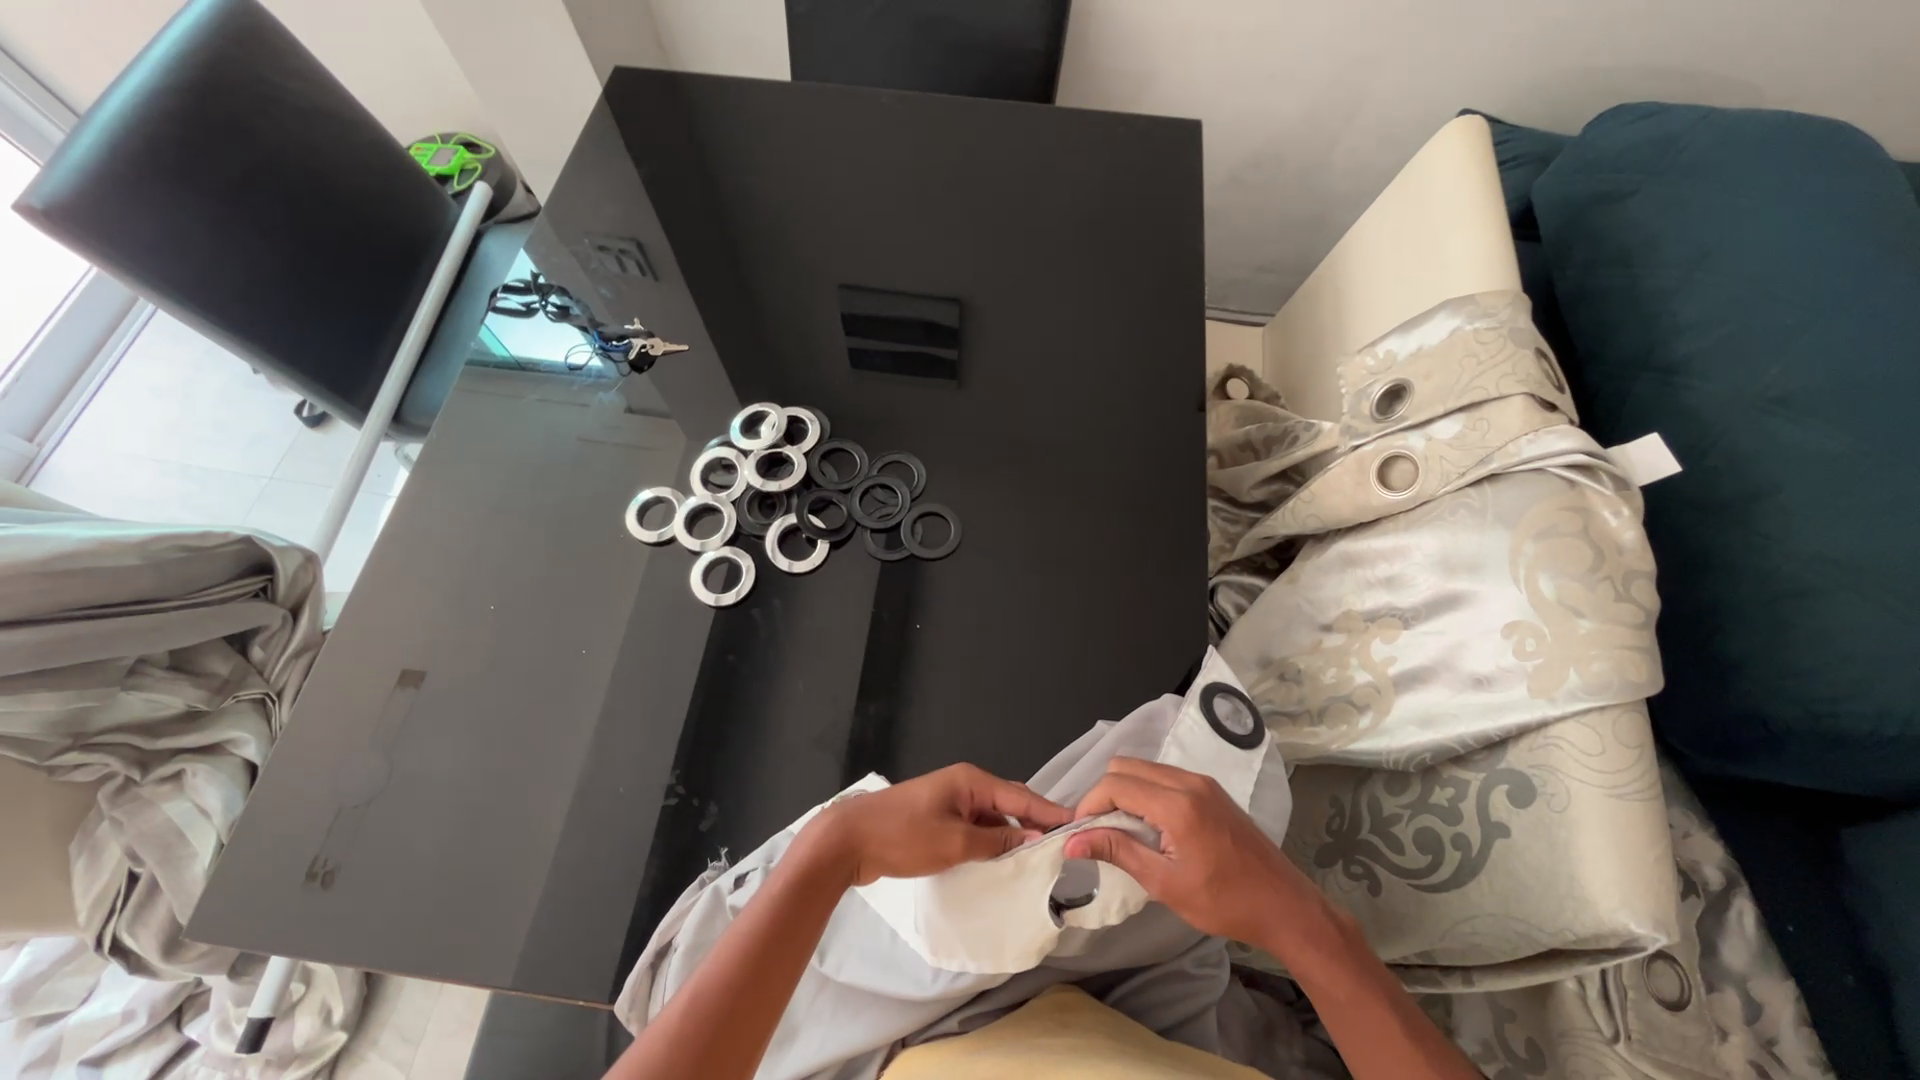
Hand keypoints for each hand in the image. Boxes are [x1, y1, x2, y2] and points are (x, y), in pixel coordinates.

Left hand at [799, 764, 1072, 886]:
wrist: (847, 840)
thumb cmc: (902, 836)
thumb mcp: (955, 842)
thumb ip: (997, 840)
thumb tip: (1034, 838)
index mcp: (970, 781)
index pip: (1021, 795)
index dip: (1050, 812)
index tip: (1079, 825)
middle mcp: (962, 785)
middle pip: (1008, 804)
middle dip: (1033, 824)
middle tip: (1062, 848)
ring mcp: (947, 802)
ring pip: (990, 819)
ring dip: (1009, 837)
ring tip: (1036, 862)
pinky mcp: (935, 821)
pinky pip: (972, 829)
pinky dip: (988, 844)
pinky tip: (998, 864)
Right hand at [1065, 757, 1321, 944]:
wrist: (1284, 906)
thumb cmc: (1224, 902)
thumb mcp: (1164, 883)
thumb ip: (1117, 852)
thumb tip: (1071, 842)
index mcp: (1177, 804)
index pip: (1115, 784)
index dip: (1089, 805)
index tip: (1080, 835)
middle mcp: (1189, 782)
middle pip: (1126, 767)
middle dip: (1103, 795)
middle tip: (1099, 832)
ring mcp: (1203, 783)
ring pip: (1145, 769)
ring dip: (1125, 792)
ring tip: (1121, 832)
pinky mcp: (1212, 791)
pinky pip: (1165, 778)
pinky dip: (1146, 793)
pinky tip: (1149, 827)